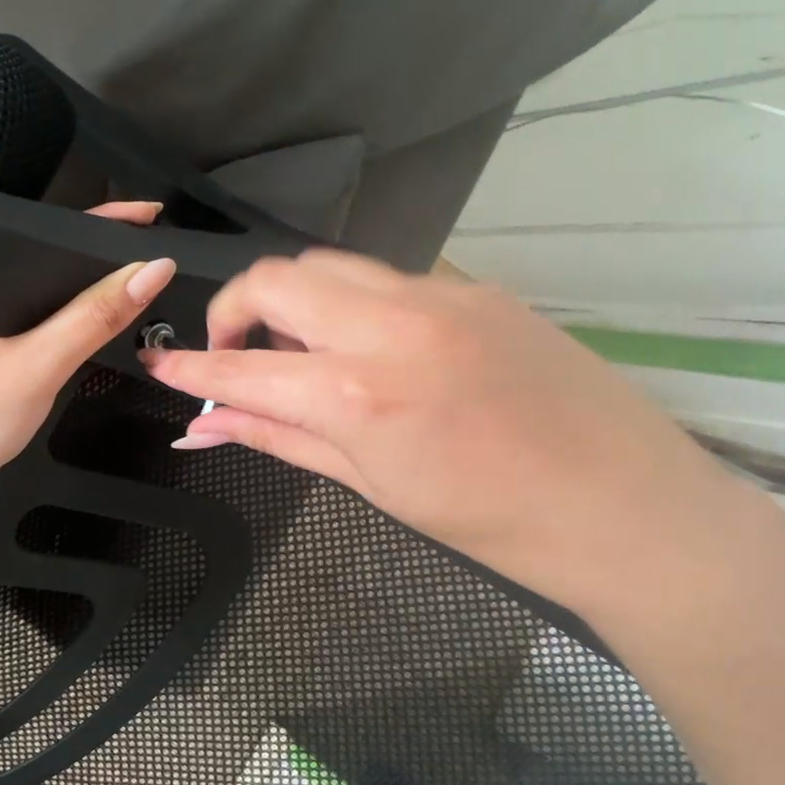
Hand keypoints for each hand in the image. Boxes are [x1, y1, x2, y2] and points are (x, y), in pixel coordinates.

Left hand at [0, 201, 174, 505]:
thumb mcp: (40, 362)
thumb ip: (93, 316)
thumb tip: (147, 271)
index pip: (54, 241)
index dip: (105, 225)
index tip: (149, 216)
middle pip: (57, 274)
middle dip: (105, 263)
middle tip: (154, 258)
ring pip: (53, 312)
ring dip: (93, 303)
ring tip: (138, 294)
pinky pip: (46, 344)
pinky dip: (76, 340)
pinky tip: (94, 344)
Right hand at [138, 248, 751, 619]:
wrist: (627, 510)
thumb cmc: (487, 519)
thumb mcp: (366, 482)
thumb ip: (274, 437)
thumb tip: (202, 425)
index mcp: (358, 392)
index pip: (240, 366)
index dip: (187, 366)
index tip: (157, 363)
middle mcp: (393, 326)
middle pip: (277, 277)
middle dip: (234, 307)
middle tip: (232, 351)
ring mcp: (442, 298)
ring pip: (330, 265)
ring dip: (292, 298)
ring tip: (300, 351)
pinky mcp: (478, 291)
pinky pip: (386, 278)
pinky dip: (351, 303)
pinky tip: (367, 350)